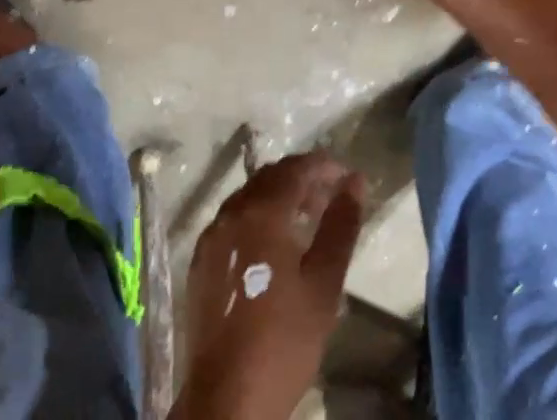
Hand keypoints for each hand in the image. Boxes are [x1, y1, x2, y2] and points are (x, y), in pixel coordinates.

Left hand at [172, 152, 365, 419]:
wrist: (229, 391)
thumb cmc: (286, 338)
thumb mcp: (325, 283)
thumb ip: (340, 226)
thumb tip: (354, 183)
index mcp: (260, 214)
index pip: (294, 170)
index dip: (322, 166)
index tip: (347, 174)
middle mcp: (229, 214)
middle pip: (268, 178)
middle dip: (301, 179)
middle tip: (332, 195)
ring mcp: (210, 236)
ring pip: (247, 198)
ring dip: (278, 197)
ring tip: (309, 217)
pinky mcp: (202, 258)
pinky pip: (232, 220)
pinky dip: (257, 217)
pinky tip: (276, 242)